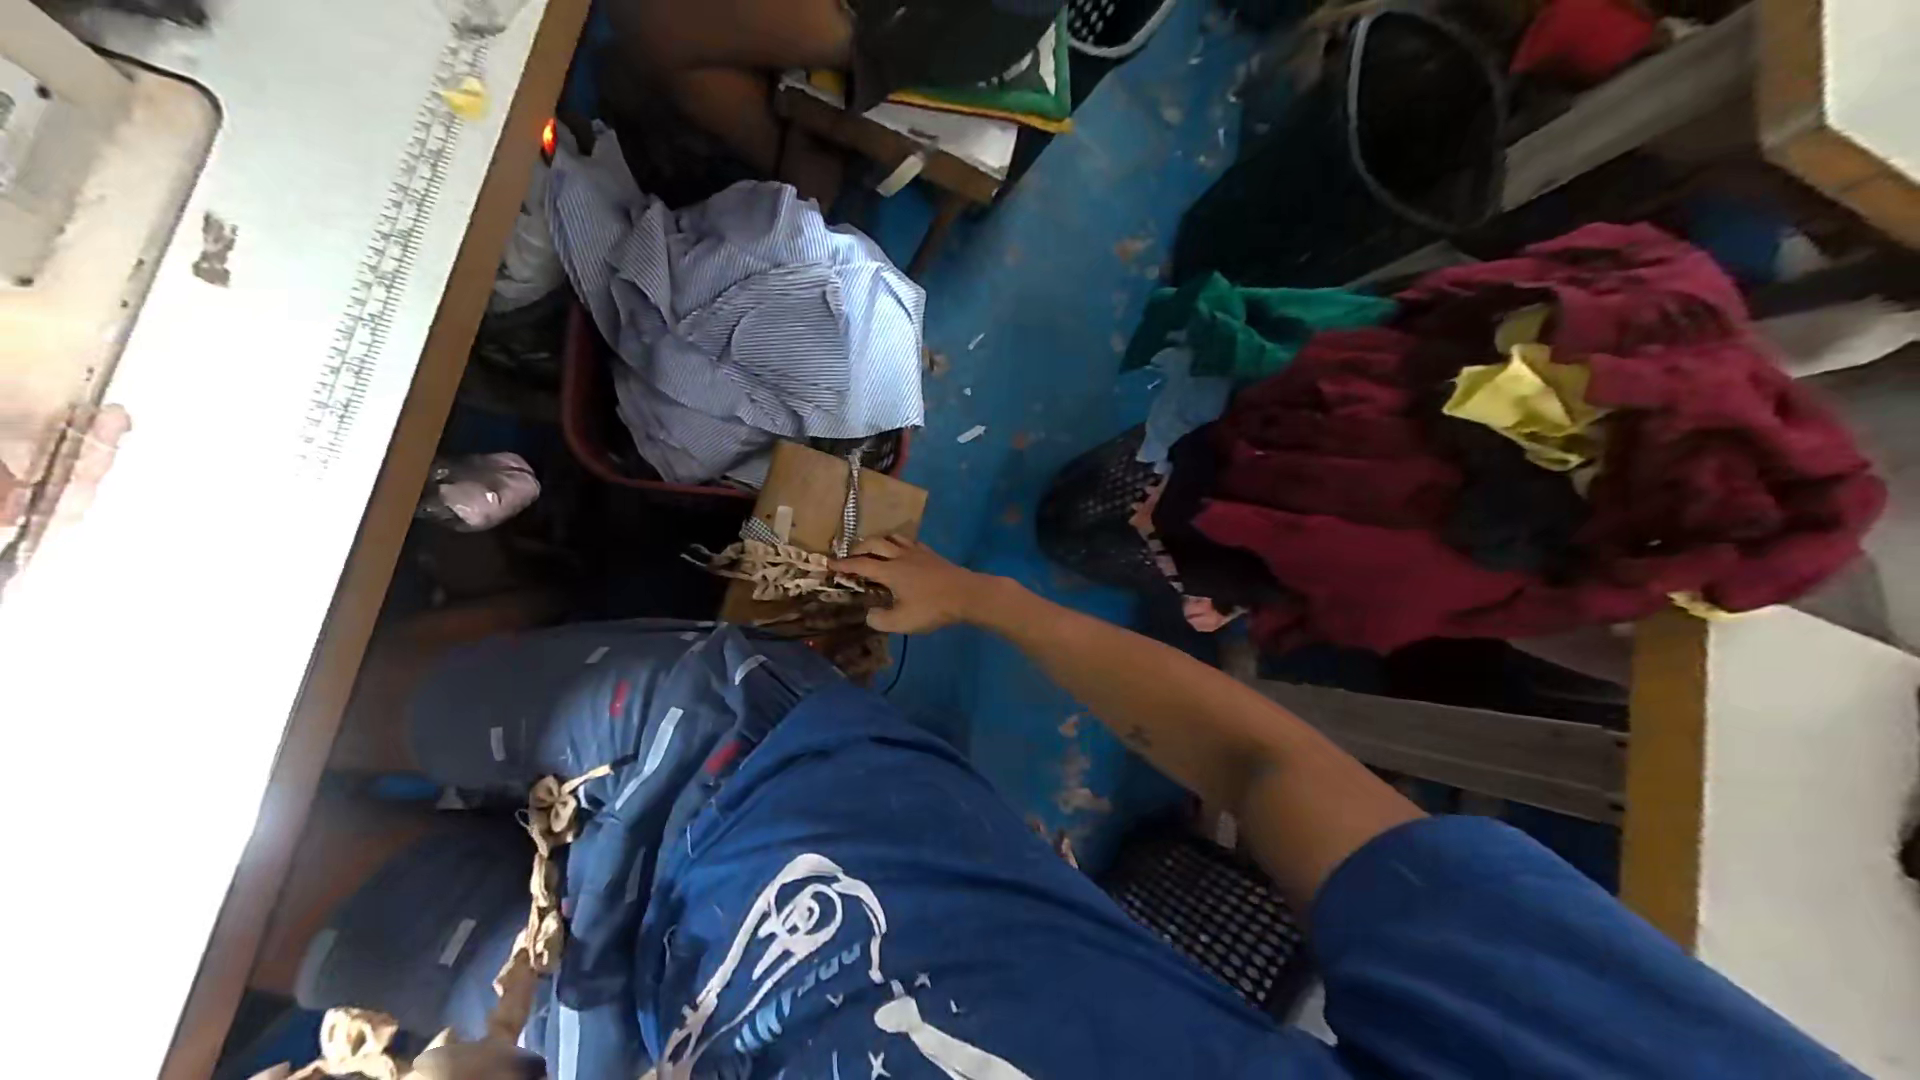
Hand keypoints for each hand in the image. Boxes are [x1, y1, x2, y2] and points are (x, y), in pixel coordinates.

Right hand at [831, 535, 1000, 633]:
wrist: (966, 594)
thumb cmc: (932, 608)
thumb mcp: (902, 622)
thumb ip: (880, 620)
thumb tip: (870, 614)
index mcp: (889, 571)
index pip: (861, 565)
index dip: (843, 565)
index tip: (829, 563)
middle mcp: (900, 556)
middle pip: (874, 544)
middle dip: (858, 548)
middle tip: (850, 555)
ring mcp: (917, 552)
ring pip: (893, 537)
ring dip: (879, 541)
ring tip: (874, 548)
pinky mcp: (931, 554)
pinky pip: (909, 542)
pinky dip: (899, 543)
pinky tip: (902, 551)